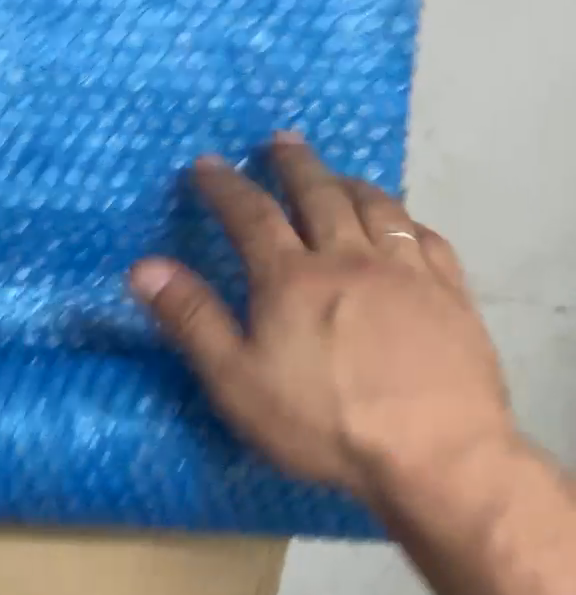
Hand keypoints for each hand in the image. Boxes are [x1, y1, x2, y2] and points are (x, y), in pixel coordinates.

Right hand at [131, 132, 516, 516]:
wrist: (435, 454)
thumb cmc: (316, 418)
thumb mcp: (231, 375)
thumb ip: (189, 317)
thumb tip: (143, 267)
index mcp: (291, 280)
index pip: (252, 218)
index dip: (226, 188)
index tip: (206, 163)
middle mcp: (351, 263)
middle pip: (321, 198)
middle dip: (295, 166)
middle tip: (280, 140)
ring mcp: (409, 276)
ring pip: (378, 210)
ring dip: (349, 183)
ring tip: (334, 173)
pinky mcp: (450, 297)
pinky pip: (426, 238)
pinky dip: (402, 218)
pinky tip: (398, 222)